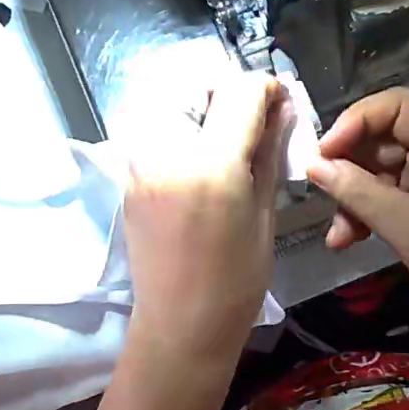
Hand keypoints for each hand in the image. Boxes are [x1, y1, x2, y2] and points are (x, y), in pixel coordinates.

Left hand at [124, 72, 290, 354]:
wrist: (179, 326)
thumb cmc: (236, 283)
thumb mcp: (264, 217)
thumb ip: (268, 155)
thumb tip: (281, 110)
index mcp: (211, 167)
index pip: (239, 92)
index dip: (265, 86)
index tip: (279, 99)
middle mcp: (166, 154)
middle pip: (195, 83)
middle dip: (226, 88)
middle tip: (249, 116)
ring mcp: (139, 164)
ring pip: (167, 100)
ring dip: (199, 103)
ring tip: (222, 132)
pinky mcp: (127, 178)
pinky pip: (151, 129)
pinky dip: (177, 125)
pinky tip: (197, 151)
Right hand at [306, 88, 408, 330]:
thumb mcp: (404, 225)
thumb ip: (356, 191)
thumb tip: (312, 167)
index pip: (395, 106)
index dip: (354, 122)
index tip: (324, 153)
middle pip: (380, 135)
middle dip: (348, 165)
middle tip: (321, 188)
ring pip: (375, 165)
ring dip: (351, 196)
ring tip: (339, 233)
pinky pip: (381, 188)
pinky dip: (362, 210)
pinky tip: (347, 238)